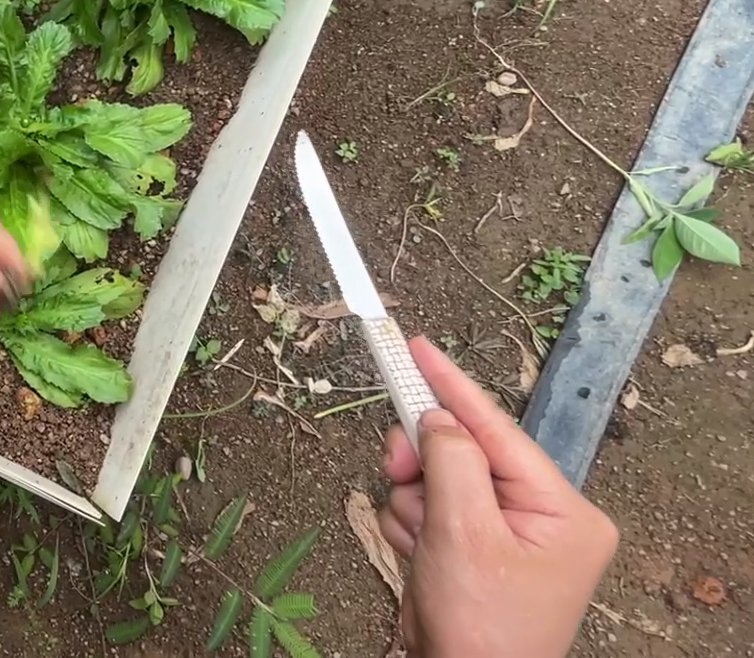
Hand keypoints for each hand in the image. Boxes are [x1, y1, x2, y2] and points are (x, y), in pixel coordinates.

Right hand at [378, 337, 617, 657]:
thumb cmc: (482, 617)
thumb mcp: (463, 532)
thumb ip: (450, 461)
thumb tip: (435, 415)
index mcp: (560, 509)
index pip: (495, 428)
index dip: (450, 383)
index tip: (414, 344)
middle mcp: (534, 511)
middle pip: (453, 448)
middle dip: (419, 465)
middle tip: (400, 476)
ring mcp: (498, 524)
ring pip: (427, 473)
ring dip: (410, 501)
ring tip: (421, 540)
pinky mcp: (466, 536)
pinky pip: (419, 499)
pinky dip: (408, 520)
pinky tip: (420, 551)